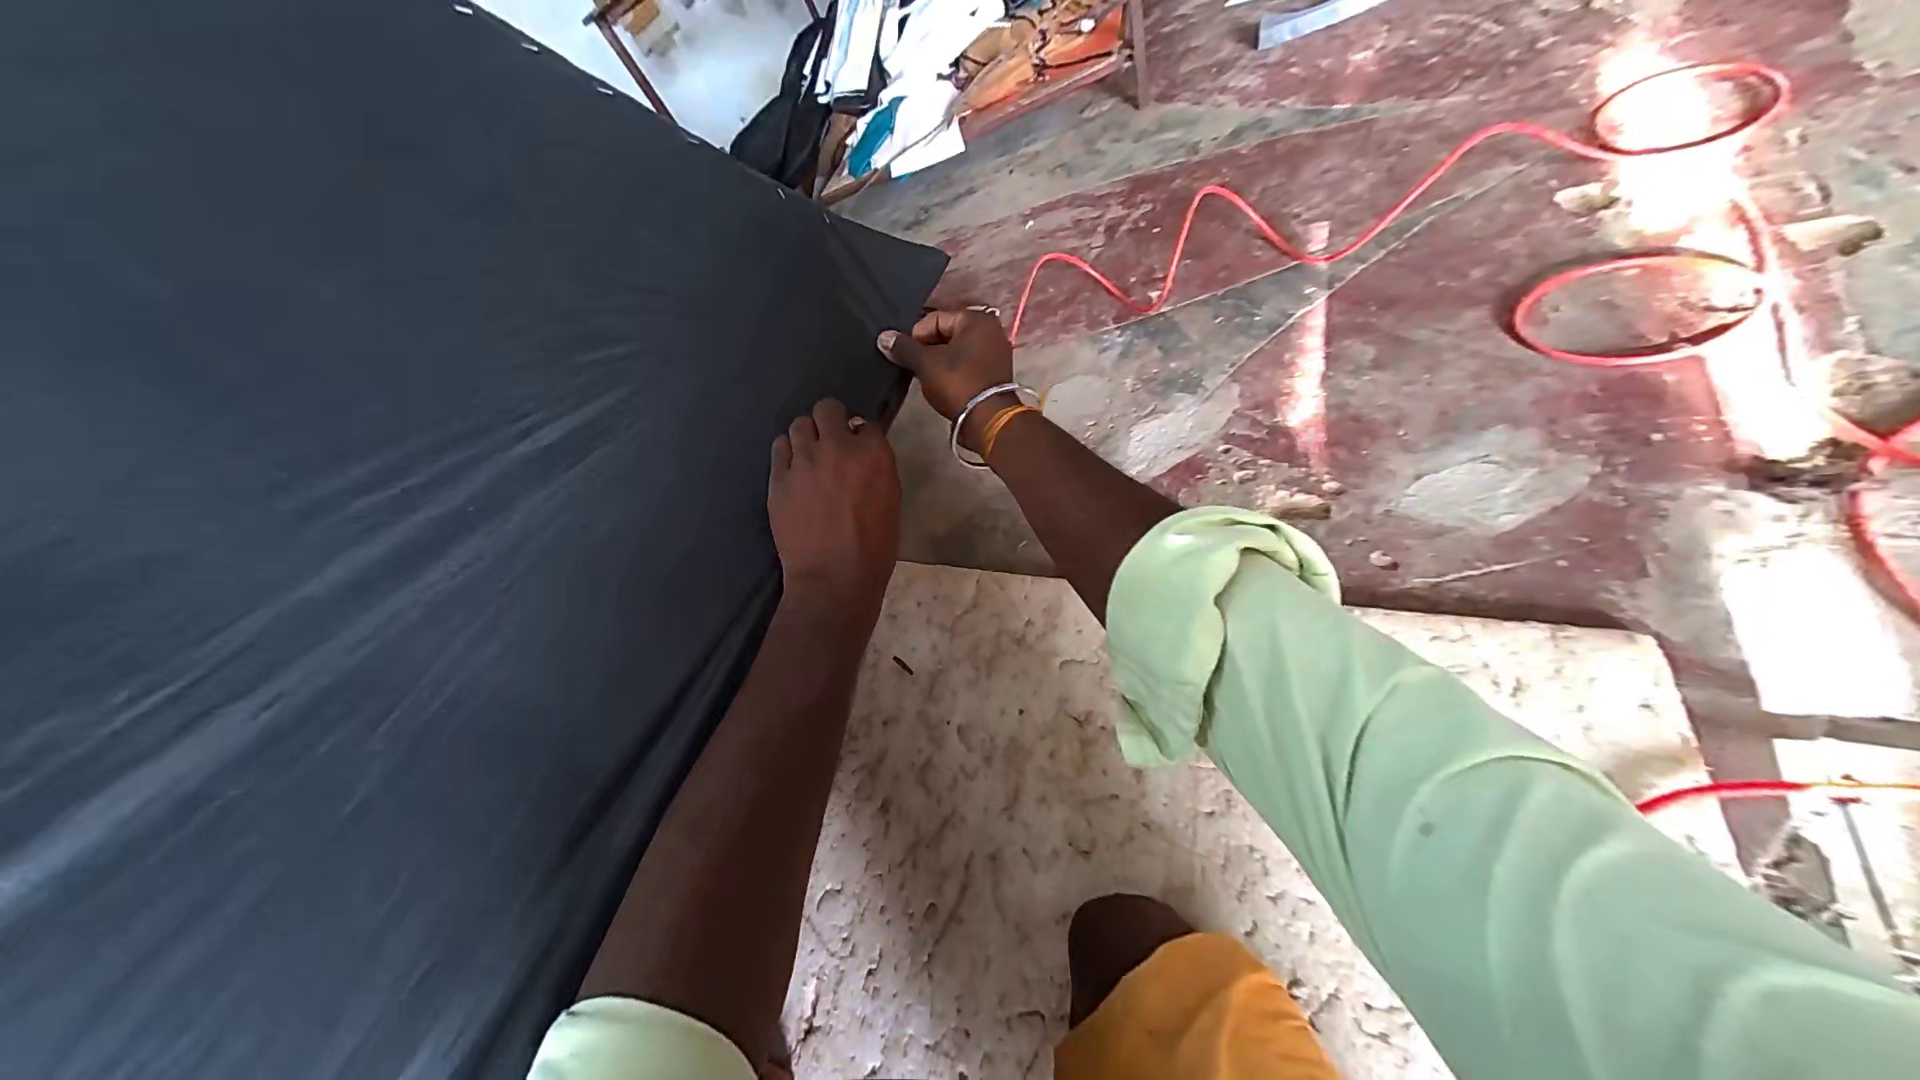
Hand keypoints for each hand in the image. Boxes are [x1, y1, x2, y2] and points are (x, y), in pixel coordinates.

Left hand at [768, 398, 900, 619]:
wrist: (834, 578)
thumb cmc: (874, 549)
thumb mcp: (891, 503)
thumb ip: (878, 471)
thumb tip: (865, 458)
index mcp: (873, 455)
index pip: (866, 424)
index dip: (861, 436)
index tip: (858, 449)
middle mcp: (837, 448)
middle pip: (827, 409)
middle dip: (830, 421)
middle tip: (831, 441)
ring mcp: (803, 461)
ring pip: (798, 425)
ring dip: (806, 436)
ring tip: (808, 456)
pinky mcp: (778, 478)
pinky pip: (779, 449)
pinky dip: (787, 454)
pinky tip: (793, 470)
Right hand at [877, 309, 1015, 451]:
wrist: (987, 421)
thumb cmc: (957, 384)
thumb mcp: (925, 364)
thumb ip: (903, 348)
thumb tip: (884, 338)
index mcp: (976, 320)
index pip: (934, 319)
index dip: (915, 336)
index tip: (906, 355)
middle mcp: (990, 331)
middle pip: (946, 333)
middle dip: (927, 349)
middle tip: (914, 367)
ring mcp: (995, 353)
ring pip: (956, 350)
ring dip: (939, 361)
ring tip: (926, 377)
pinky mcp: (994, 373)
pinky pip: (967, 364)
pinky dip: (953, 371)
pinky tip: (942, 384)